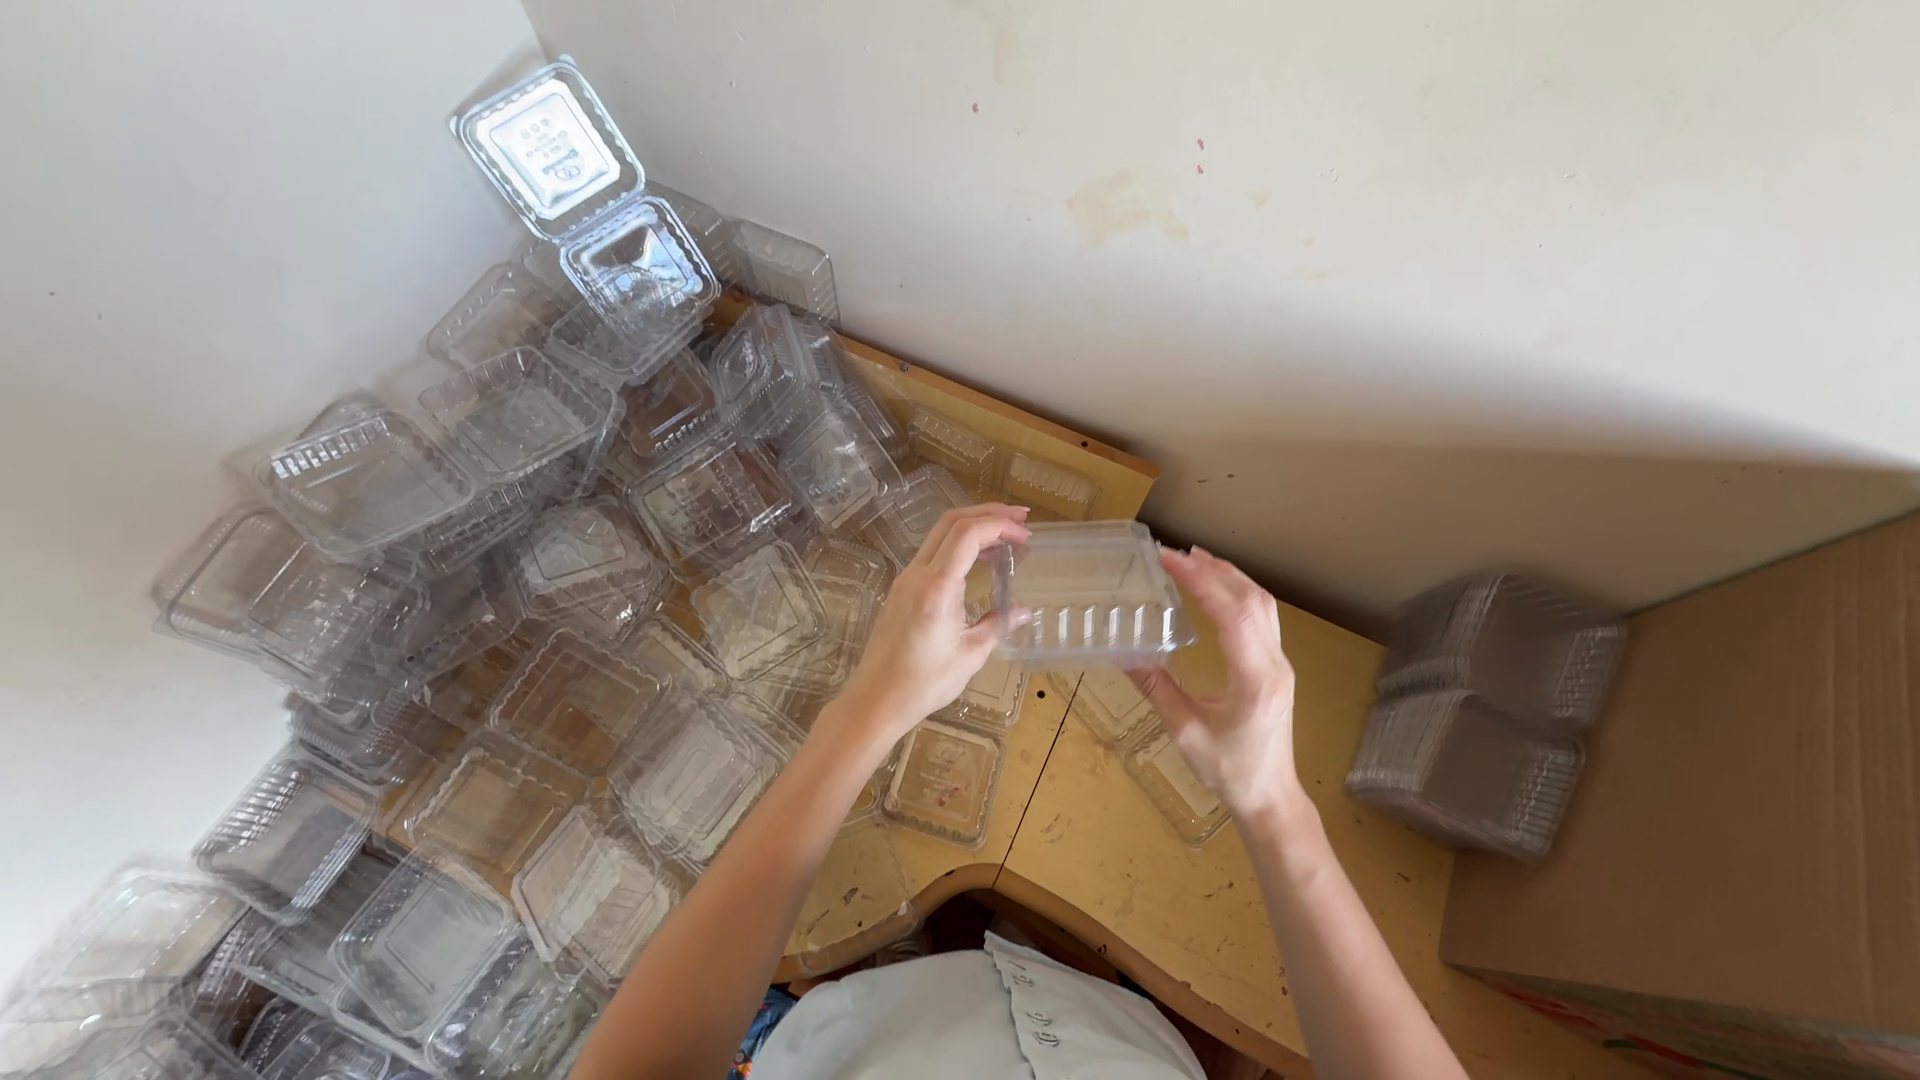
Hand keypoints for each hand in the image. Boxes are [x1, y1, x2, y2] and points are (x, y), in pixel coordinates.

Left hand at [830, 505, 1030, 748]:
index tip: (1025, 535)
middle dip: (987, 514)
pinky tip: (978, 561)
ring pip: (939, 535)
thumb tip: (1025, 612)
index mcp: (936, 586)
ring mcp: (906, 579)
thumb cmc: (924, 682)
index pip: (968, 534)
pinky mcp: (901, 590)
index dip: (999, 525)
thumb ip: (998, 624)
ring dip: (972, 528)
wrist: (876, 699)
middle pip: (951, 522)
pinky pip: (932, 554)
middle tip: (1020, 519)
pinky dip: (958, 546)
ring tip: (1005, 537)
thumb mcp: (970, 654)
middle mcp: (917, 573)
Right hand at [1129, 546, 1303, 819]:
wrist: (1270, 796)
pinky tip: (1218, 589)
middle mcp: (1275, 664)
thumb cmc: (1228, 770)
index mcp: (1254, 680)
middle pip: (1252, 601)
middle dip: (1214, 570)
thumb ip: (1155, 688)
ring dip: (1230, 577)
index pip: (1233, 615)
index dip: (1202, 581)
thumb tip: (1121, 654)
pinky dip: (1239, 594)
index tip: (1170, 559)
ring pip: (1263, 605)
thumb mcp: (1184, 731)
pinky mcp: (1277, 667)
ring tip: (1196, 559)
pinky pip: (1263, 618)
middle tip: (1176, 553)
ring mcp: (1281, 664)